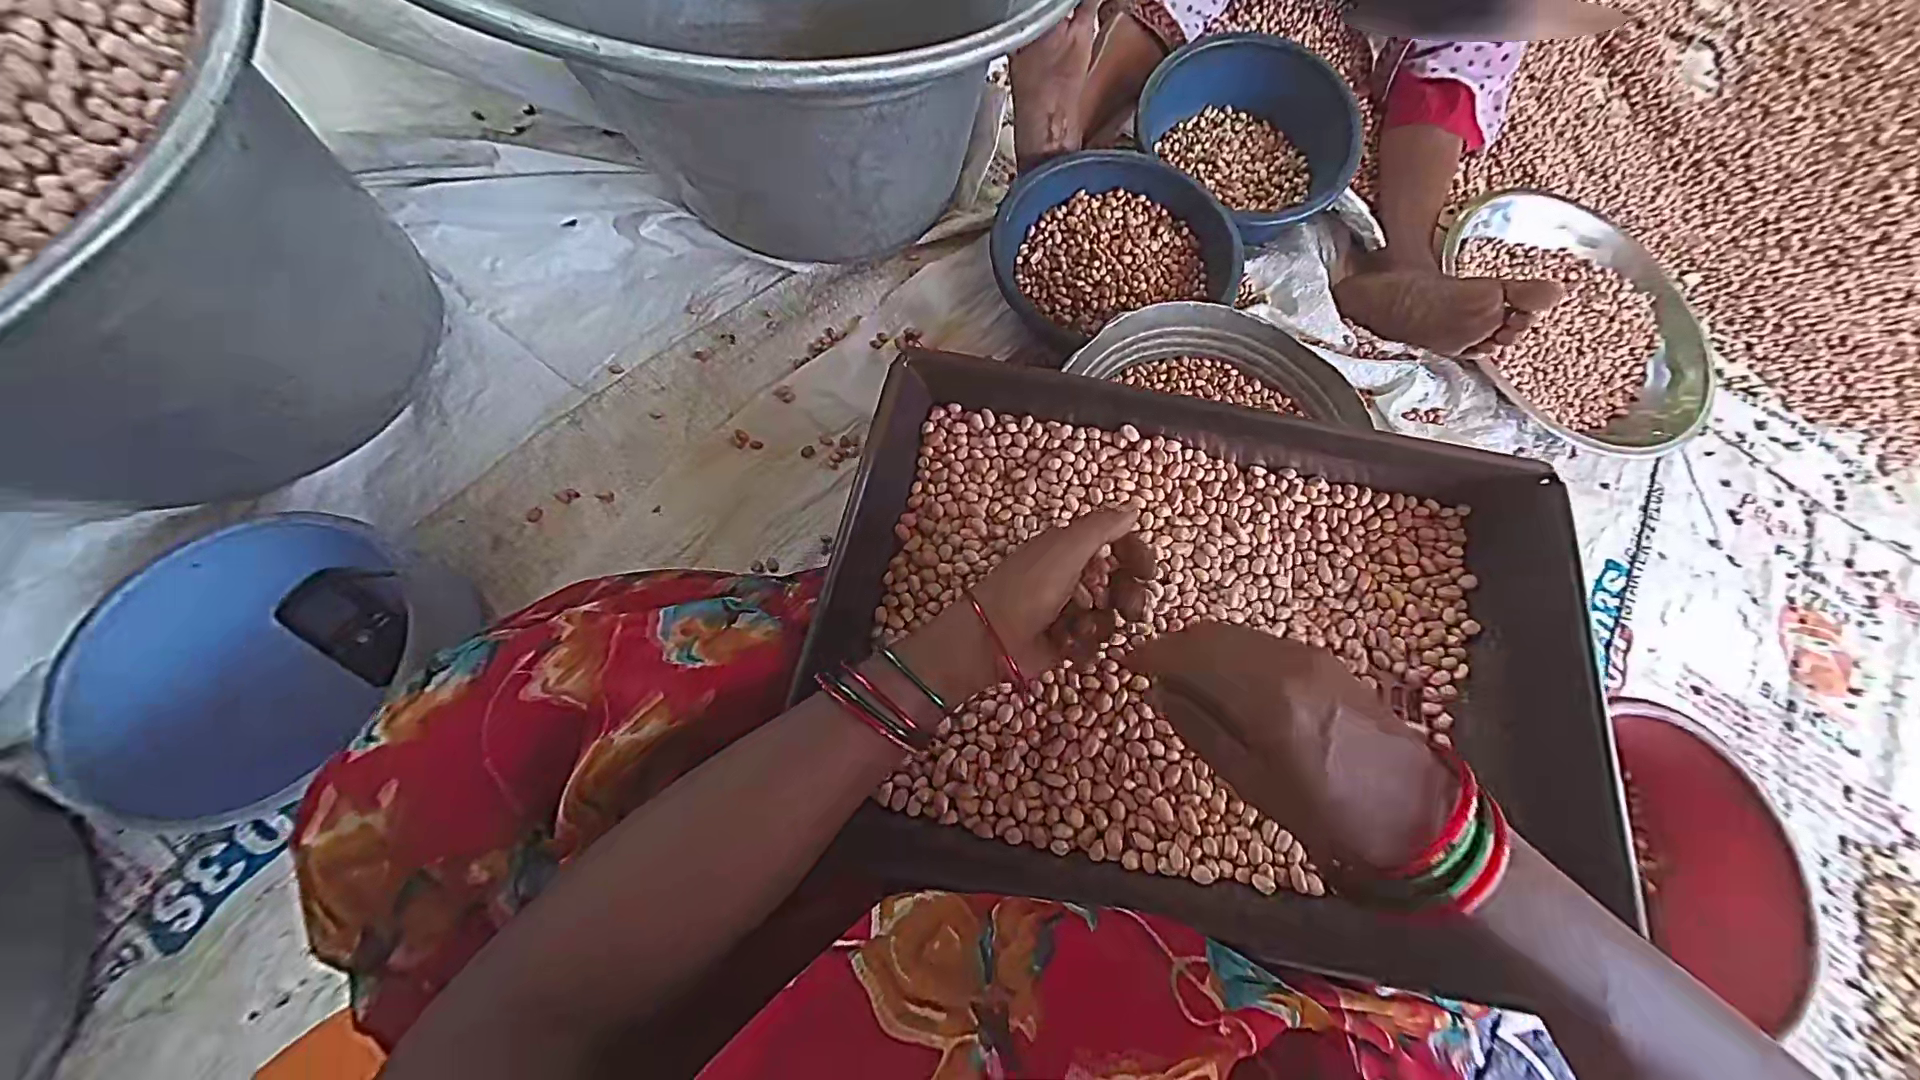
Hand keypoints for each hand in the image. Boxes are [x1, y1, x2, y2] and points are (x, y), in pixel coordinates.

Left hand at [894, 510, 1148, 706]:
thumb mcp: (1066, 549)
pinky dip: (1084, 645)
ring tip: (1078, 629)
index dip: (1137, 556)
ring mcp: (1070, 609)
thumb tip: (1132, 510)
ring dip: (1099, 624)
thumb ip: (1102, 527)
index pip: (1119, 545)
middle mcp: (1073, 576)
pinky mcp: (1066, 640)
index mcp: (1071, 548)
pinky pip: (1094, 642)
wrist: (992, 639)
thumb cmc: (1028, 588)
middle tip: (1124, 608)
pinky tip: (1068, 645)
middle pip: (1122, 583)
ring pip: (1111, 616)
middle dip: (1127, 597)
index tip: (1147, 572)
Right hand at [1122, 622, 1457, 872]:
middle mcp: (1285, 662)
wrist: (1414, 810)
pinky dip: (1228, 650)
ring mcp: (1307, 655)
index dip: (1151, 655)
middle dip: (1172, 647)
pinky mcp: (1320, 657)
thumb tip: (1158, 691)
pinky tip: (1223, 678)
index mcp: (1265, 698)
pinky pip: (1257, 641)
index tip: (1126, 662)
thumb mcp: (1248, 781)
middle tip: (1150, 671)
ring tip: (1182, 677)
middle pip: (1209, 635)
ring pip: (1233, 633)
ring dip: (1199, 646)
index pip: (1190, 656)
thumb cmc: (1324, 810)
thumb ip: (1198, 728)